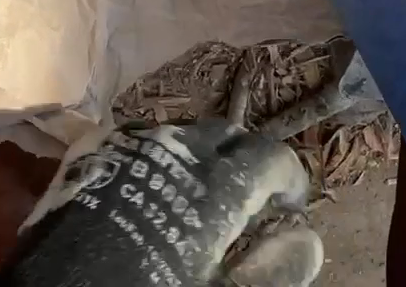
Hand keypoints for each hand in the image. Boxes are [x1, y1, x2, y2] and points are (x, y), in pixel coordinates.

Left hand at [0, 120, 322, 286]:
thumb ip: (271, 272)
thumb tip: (308, 238)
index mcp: (214, 184)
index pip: (269, 156)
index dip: (288, 176)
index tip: (289, 203)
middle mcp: (177, 147)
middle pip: (227, 135)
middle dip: (246, 159)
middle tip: (249, 198)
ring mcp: (133, 142)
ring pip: (184, 133)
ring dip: (203, 155)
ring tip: (201, 194)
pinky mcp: (97, 149)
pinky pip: (144, 139)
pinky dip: (163, 156)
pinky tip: (155, 190)